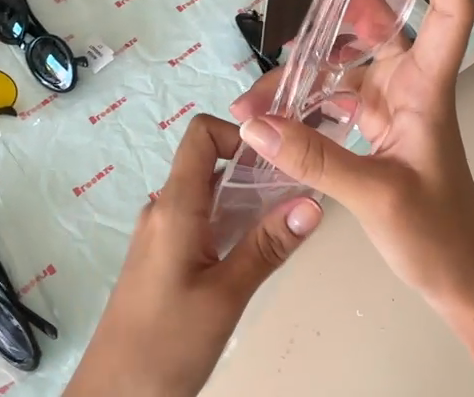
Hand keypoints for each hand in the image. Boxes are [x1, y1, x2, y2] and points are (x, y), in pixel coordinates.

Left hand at [65, 114, 321, 396]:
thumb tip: (312, 201)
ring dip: (245, 198)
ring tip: (286, 216)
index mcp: (174, 205)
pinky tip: (256, 248)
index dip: (239, 132)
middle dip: (253, 168)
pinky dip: (230, 222)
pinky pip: (200, 221)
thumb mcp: (226, 296)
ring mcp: (161, 233)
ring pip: (207, 194)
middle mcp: (164, 209)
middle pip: (209, 162)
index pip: (201, 134)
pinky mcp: (162, 258)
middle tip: (297, 186)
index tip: (277, 155)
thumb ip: (268, 246)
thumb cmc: (166, 343)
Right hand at [232, 0, 473, 303]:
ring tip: (255, 98)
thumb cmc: (439, 236)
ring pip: (344, 66)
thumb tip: (256, 122)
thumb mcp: (375, 195)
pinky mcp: (375, 131)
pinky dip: (303, 104)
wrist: (462, 284)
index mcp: (428, 87)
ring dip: (302, 74)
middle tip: (288, 20)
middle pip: (377, 27)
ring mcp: (392, 108)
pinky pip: (334, 100)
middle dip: (332, 17)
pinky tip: (270, 119)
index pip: (448, 6)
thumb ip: (314, 157)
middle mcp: (411, 85)